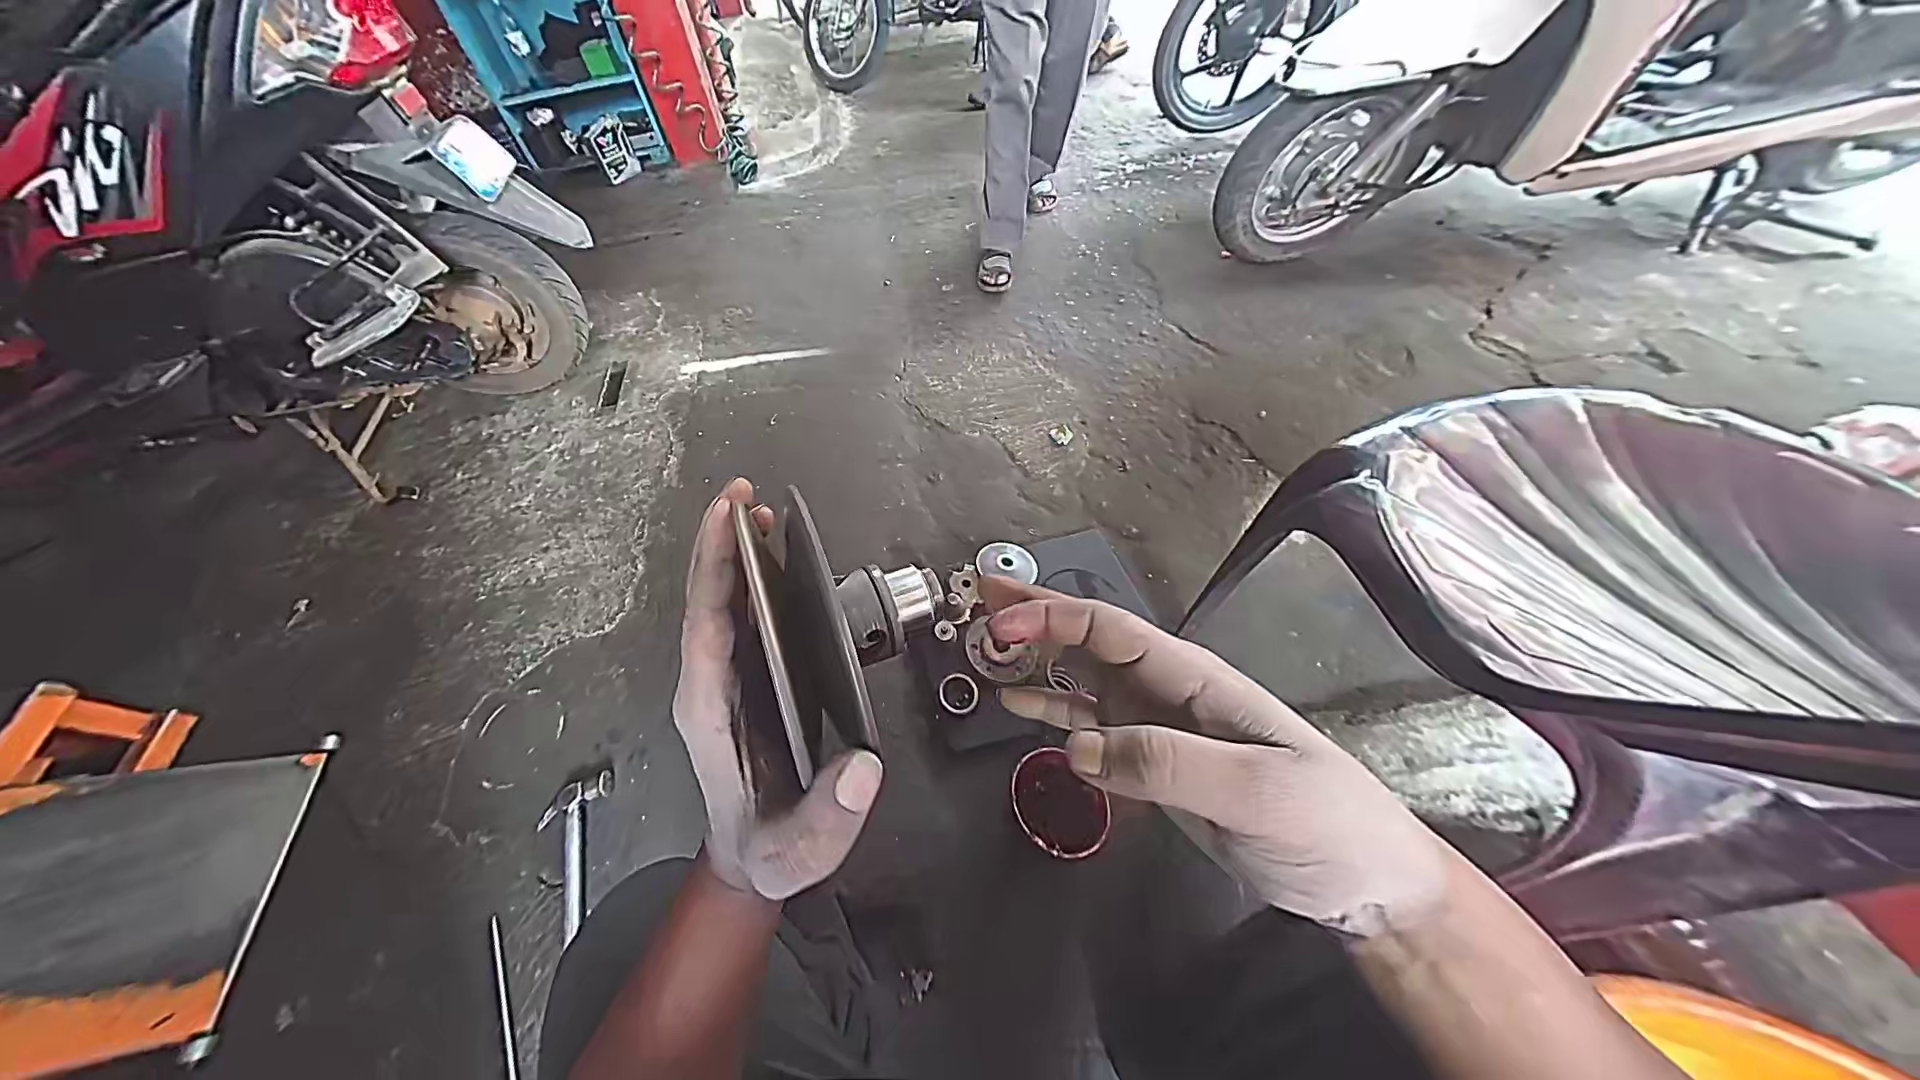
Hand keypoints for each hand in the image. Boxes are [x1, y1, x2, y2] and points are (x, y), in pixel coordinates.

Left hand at [673, 478, 884, 900]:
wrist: (750, 855)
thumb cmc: (769, 847)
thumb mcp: (797, 849)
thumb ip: (828, 818)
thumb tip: (863, 769)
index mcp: (711, 712)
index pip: (705, 630)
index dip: (715, 572)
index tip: (727, 523)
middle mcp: (710, 687)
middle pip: (707, 603)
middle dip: (719, 546)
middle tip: (741, 499)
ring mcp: (725, 681)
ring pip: (721, 606)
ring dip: (733, 557)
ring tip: (756, 516)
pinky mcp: (744, 679)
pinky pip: (741, 619)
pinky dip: (752, 582)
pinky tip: (773, 562)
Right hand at [983, 576, 1443, 935]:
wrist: (1358, 878)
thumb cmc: (1324, 820)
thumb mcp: (1256, 789)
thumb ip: (1166, 762)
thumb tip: (1080, 747)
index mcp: (1191, 677)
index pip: (1109, 629)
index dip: (1051, 618)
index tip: (1002, 623)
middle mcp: (1164, 691)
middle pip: (1086, 641)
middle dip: (1032, 617)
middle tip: (980, 602)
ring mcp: (1153, 726)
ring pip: (1078, 679)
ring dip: (1031, 661)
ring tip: (984, 652)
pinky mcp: (1148, 761)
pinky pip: (1085, 727)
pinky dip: (1048, 710)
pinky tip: (1019, 705)